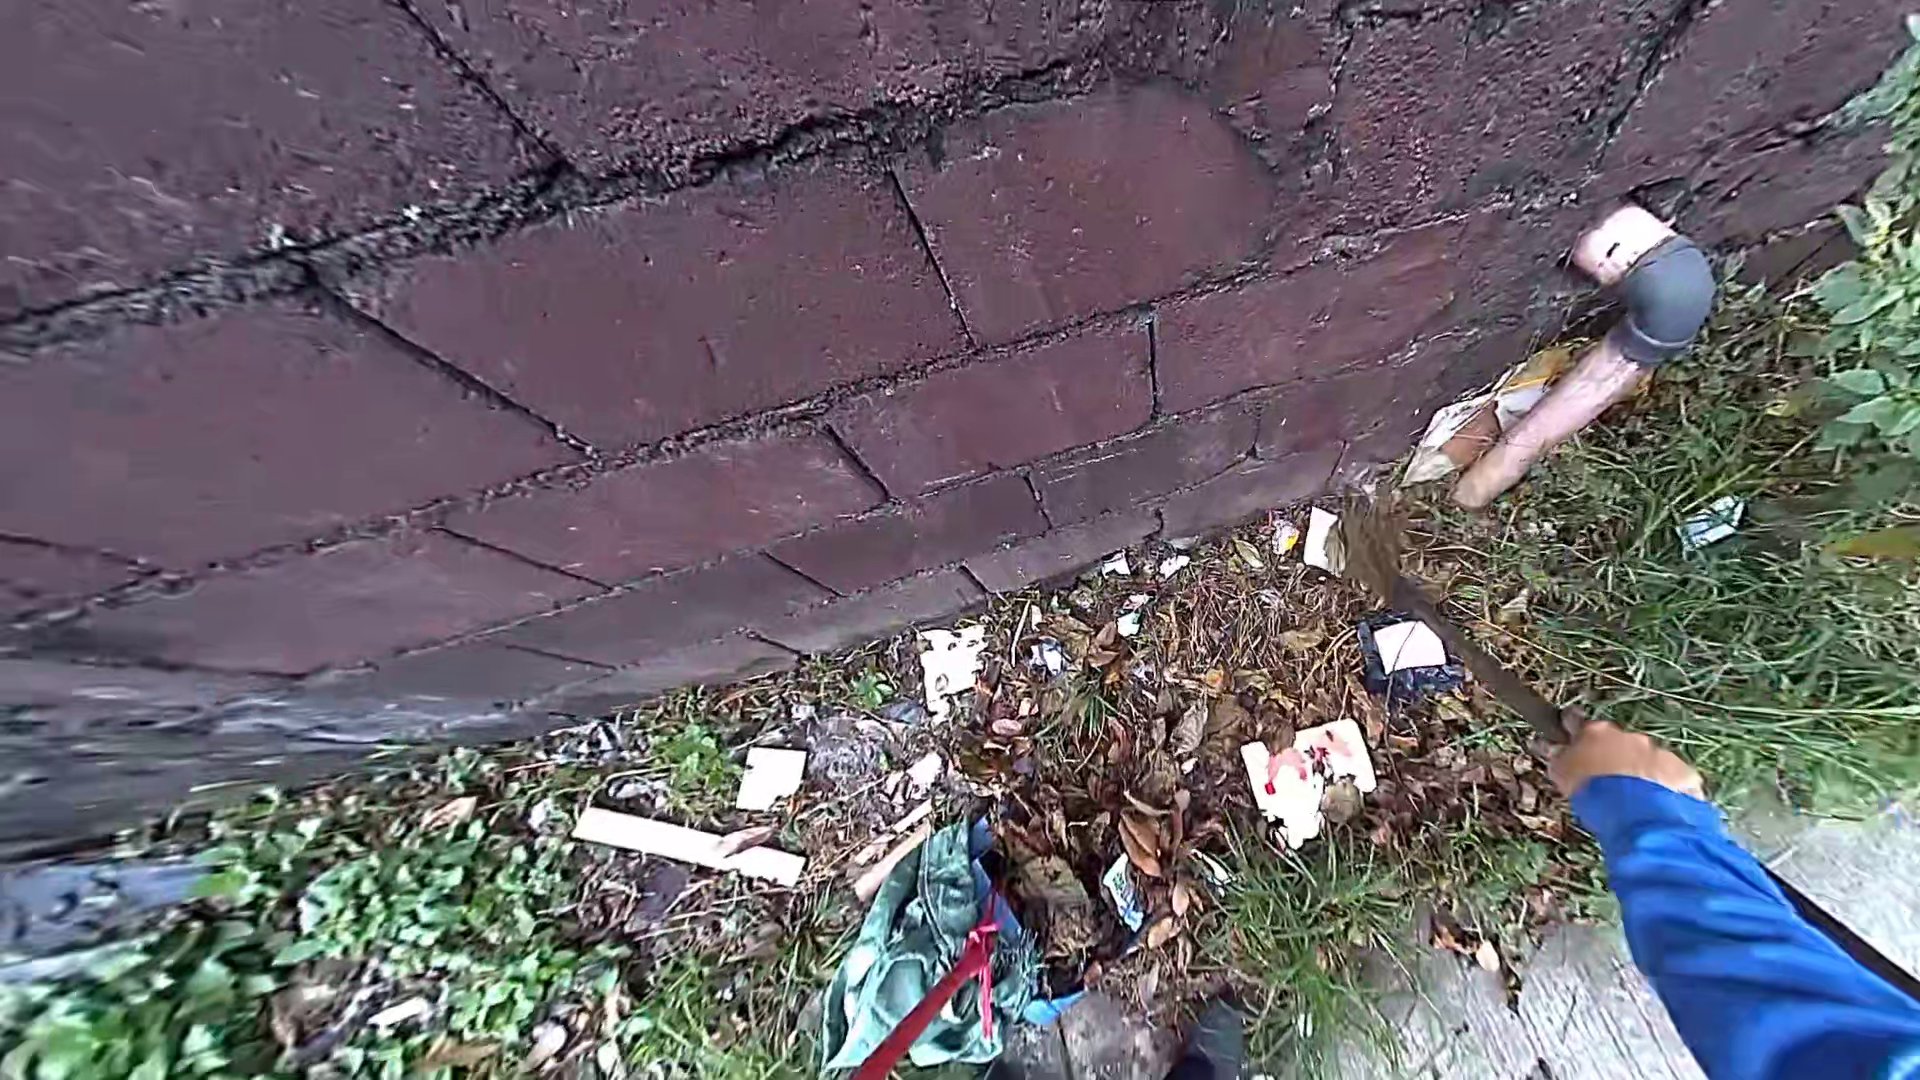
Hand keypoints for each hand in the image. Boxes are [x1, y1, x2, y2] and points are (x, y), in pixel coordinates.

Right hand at [1549, 718, 1705, 799]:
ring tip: (1632, 795)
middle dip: (1614, 756)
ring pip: (1648, 759)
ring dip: (1641, 771)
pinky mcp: (1687, 774)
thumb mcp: (1559, 771)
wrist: (1637, 813)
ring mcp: (1661, 754)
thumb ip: (1558, 755)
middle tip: (1605, 778)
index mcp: (1595, 730)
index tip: (1574, 749)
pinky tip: (1657, 803)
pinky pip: (1675, 778)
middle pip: (1619, 743)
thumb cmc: (1590, 788)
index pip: (1580, 724)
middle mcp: (1629, 736)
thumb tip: (1554, 749)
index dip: (1577, 737)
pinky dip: (1667, 787)